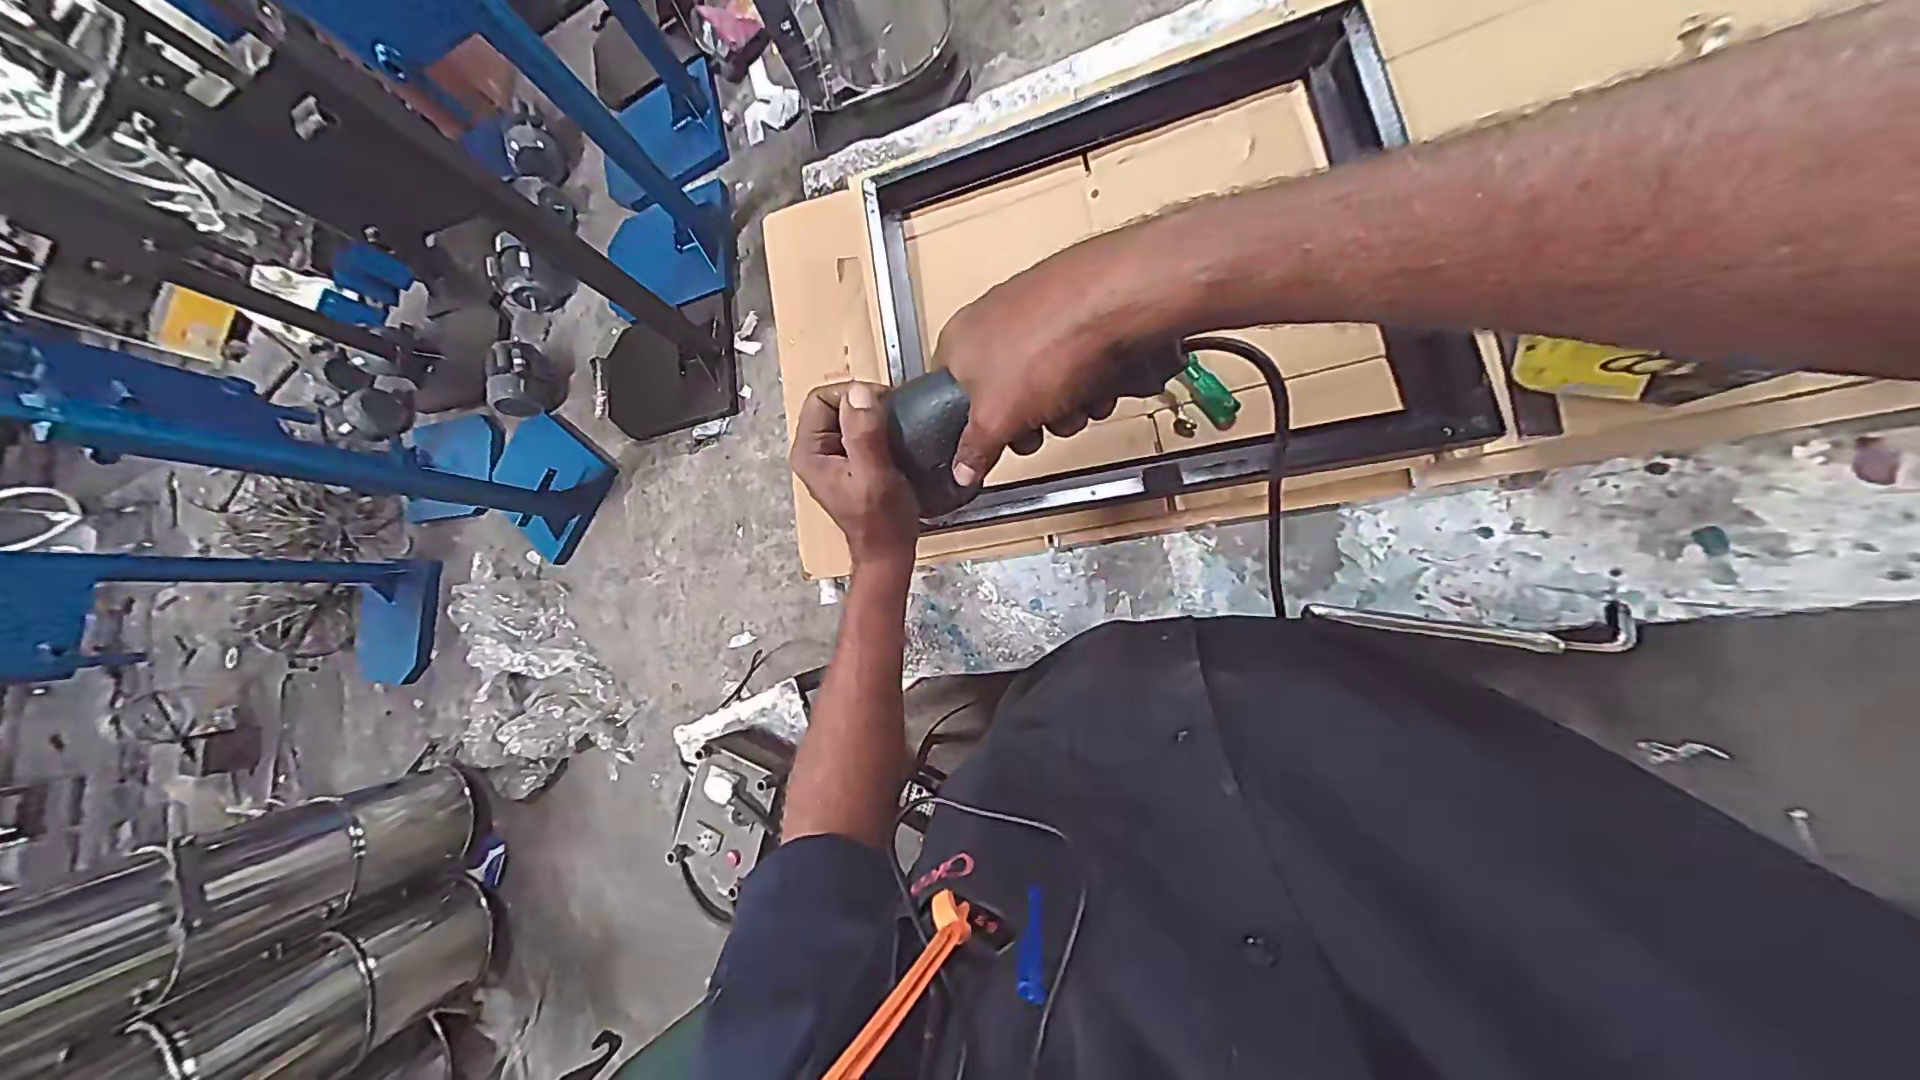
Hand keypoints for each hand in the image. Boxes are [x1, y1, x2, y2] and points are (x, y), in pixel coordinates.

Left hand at [791, 381, 921, 569]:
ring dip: (873, 416)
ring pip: (848, 416)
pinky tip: (894, 438)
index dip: (853, 395)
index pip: (821, 397)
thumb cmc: (881, 520)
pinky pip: (859, 431)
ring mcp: (831, 457)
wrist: (888, 551)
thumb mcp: (874, 475)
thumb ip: (864, 434)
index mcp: (809, 452)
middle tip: (892, 416)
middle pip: (834, 404)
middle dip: (864, 404)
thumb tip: (859, 392)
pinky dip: (877, 428)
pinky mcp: (849, 462)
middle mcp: (814, 451)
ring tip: (895, 427)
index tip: (883, 405)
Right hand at [933, 247, 1174, 487]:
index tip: (989, 446)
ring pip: (1043, 388)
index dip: (970, 428)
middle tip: (1038, 428)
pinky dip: (1087, 385)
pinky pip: (1074, 369)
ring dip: (1063, 410)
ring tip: (1075, 404)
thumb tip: (962, 472)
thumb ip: (974, 449)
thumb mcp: (996, 418)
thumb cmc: (1045, 345)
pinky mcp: (1074, 319)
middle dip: (1027, 423)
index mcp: (957, 344)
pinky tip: (1098, 385)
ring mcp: (1034, 320)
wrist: (1112, 304)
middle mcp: (991, 325)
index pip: (948, 397)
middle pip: (1002, 398)